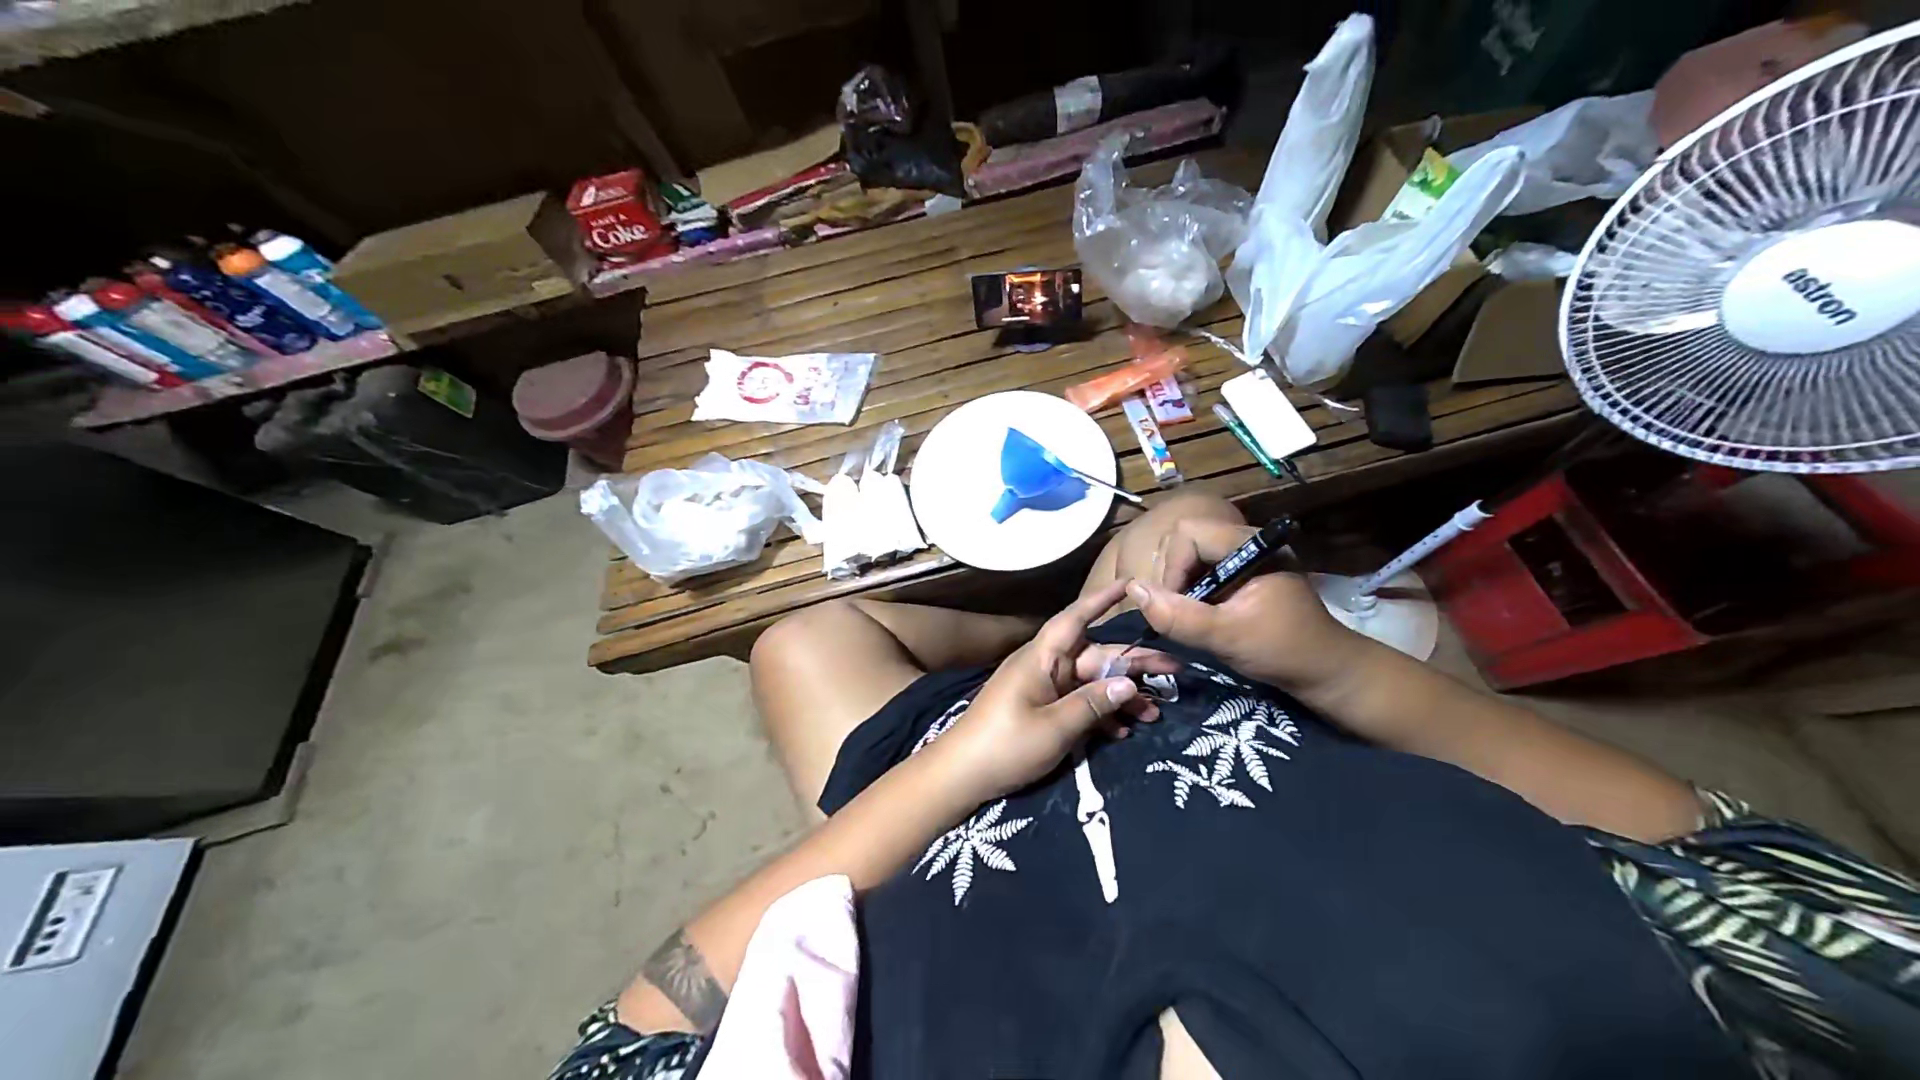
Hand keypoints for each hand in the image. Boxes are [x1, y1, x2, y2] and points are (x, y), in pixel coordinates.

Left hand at [935, 580, 1180, 805]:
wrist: (961, 776)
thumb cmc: (1005, 745)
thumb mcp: (1055, 727)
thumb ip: (1093, 704)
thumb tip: (1129, 684)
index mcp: (1041, 658)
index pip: (1075, 619)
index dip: (1101, 601)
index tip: (1130, 585)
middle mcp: (1045, 667)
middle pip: (1095, 657)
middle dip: (1133, 665)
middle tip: (1175, 672)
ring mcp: (1044, 690)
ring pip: (1092, 684)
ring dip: (1121, 697)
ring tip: (1157, 714)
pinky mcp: (1043, 711)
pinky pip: (1079, 704)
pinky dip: (1101, 715)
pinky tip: (1125, 731)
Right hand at [1128, 518, 1369, 695]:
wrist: (1329, 674)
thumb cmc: (1283, 652)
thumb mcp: (1226, 637)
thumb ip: (1179, 616)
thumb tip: (1132, 590)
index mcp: (1251, 545)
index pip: (1187, 534)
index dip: (1172, 569)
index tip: (1173, 607)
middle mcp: (1248, 542)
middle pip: (1186, 541)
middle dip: (1174, 577)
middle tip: (1178, 613)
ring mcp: (1247, 557)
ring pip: (1191, 556)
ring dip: (1181, 586)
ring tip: (1188, 617)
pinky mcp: (1245, 574)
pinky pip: (1204, 570)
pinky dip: (1193, 592)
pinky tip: (1200, 616)